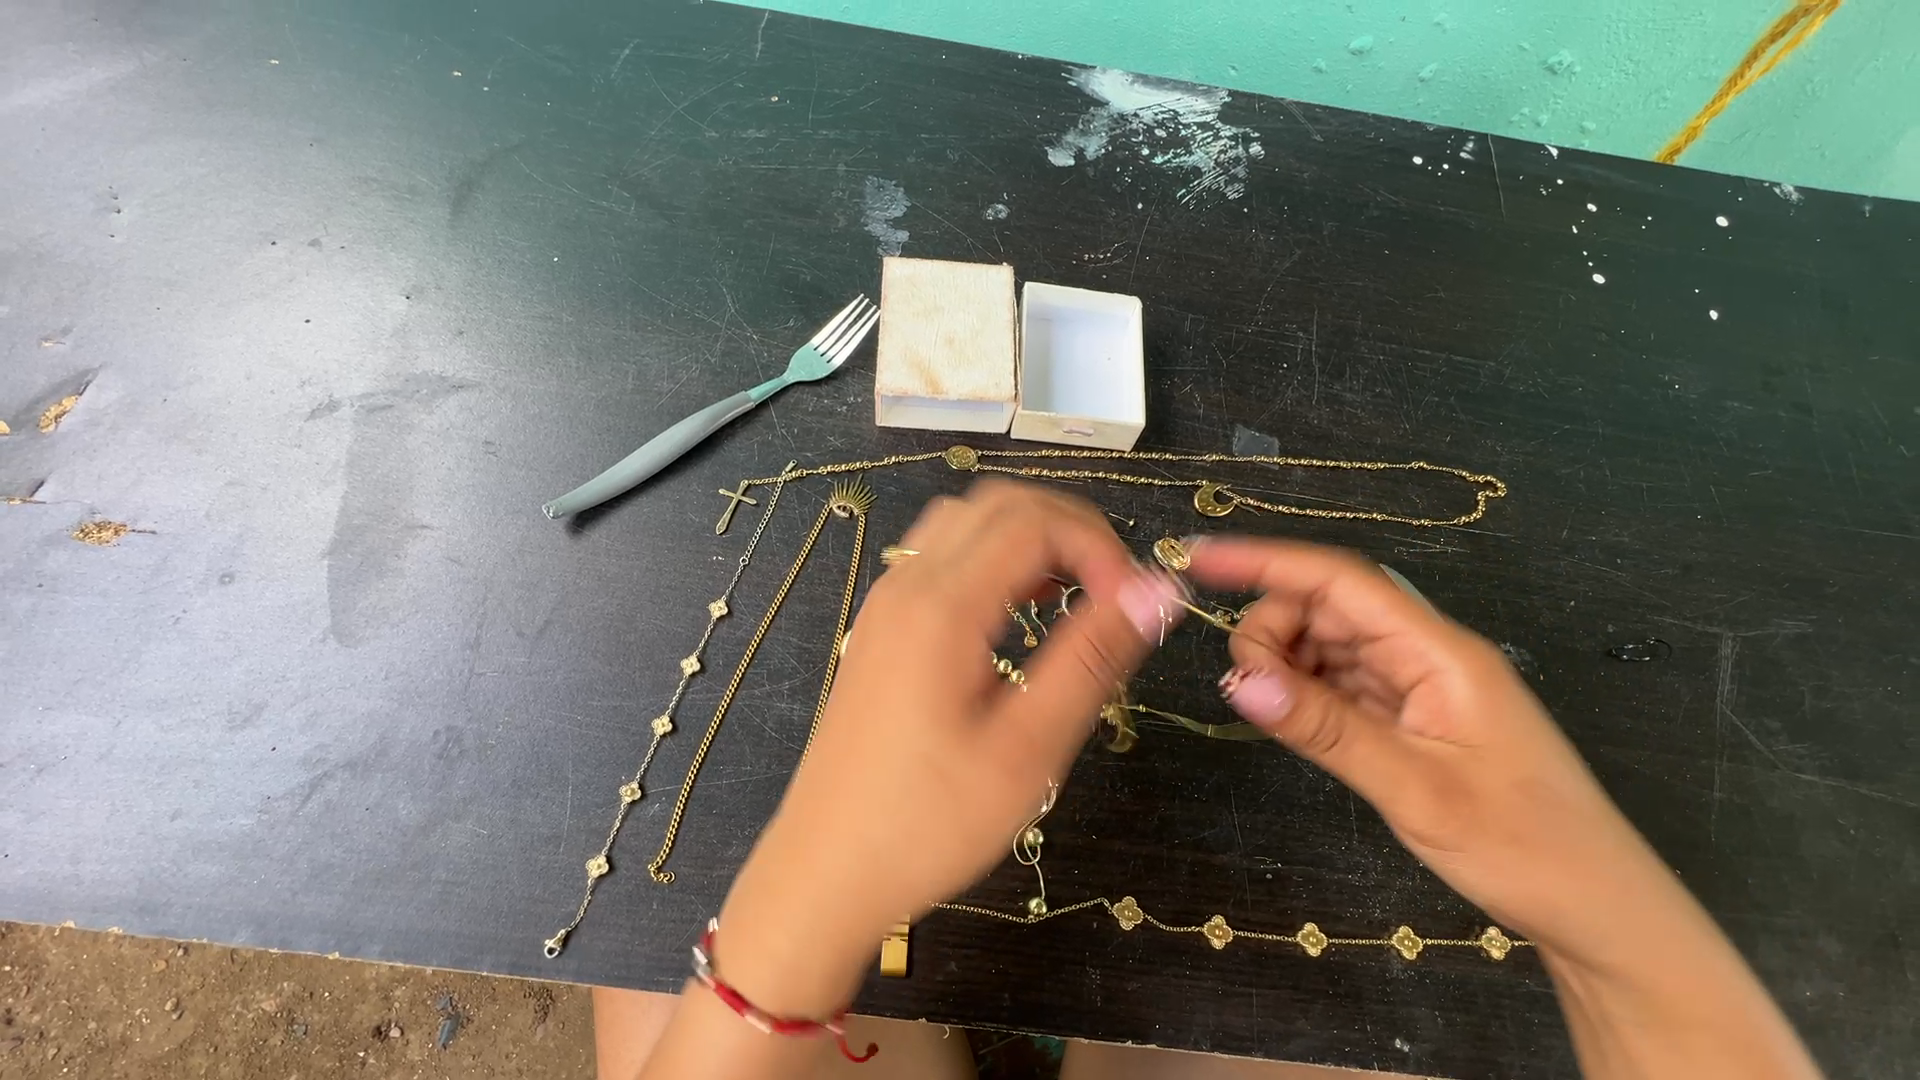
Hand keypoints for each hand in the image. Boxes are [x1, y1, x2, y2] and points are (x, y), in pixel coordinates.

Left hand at [713, 480, 1183, 1017]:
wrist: (824, 871)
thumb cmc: (928, 822)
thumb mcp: (1026, 749)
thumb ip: (1092, 658)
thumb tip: (1156, 590)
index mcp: (941, 605)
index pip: (1033, 520)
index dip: (1098, 545)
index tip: (1133, 604)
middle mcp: (907, 584)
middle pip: (997, 503)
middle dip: (1068, 527)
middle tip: (1112, 587)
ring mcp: (885, 602)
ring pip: (964, 522)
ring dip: (1026, 536)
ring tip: (1070, 592)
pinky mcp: (878, 627)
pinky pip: (938, 557)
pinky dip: (989, 558)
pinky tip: (1015, 611)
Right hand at [1187, 536, 1677, 961]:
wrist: (1599, 913)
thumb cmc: (1525, 848)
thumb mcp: (1415, 789)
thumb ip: (1322, 728)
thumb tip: (1237, 680)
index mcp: (1438, 652)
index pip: (1339, 580)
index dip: (1265, 561)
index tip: (1200, 557)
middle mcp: (1424, 654)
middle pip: (1325, 608)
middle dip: (1270, 629)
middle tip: (1245, 685)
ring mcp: (1416, 684)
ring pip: (1326, 643)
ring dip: (1284, 662)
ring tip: (1268, 707)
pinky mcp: (1408, 714)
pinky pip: (1339, 681)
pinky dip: (1304, 691)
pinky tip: (1291, 717)